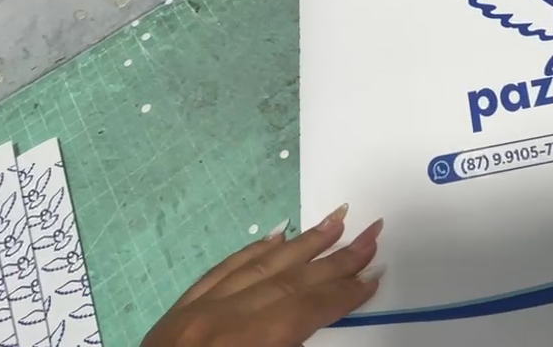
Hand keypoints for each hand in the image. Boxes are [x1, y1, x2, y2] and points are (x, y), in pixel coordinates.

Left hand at [141, 205, 383, 346]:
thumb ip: (288, 344)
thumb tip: (319, 314)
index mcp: (242, 345)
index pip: (305, 309)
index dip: (344, 293)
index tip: (375, 274)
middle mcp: (219, 319)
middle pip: (291, 279)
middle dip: (337, 257)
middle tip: (373, 231)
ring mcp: (194, 311)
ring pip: (261, 265)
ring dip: (304, 242)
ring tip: (337, 218)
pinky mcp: (176, 312)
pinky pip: (223, 270)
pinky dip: (254, 251)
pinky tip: (278, 235)